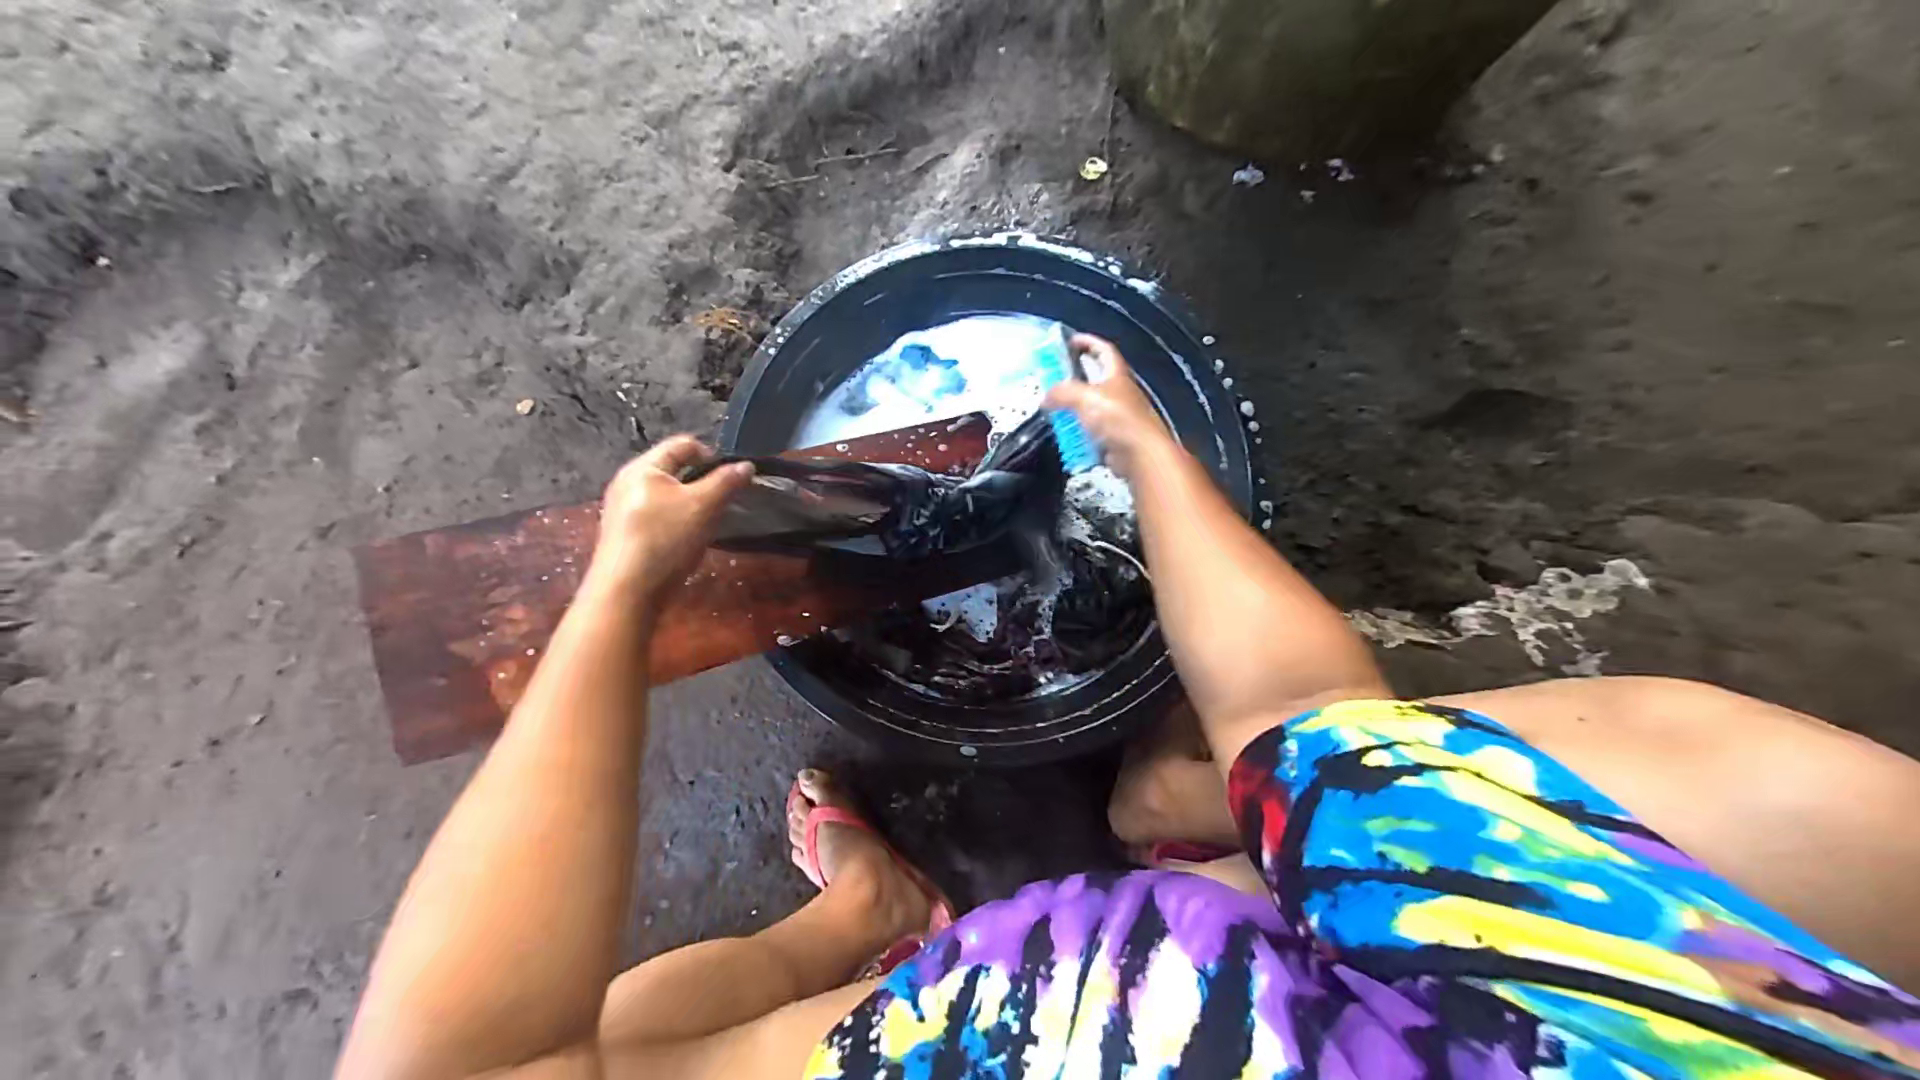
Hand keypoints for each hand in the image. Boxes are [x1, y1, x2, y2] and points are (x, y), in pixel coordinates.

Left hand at [586, 436, 753, 600]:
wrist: (626, 591)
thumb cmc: (666, 540)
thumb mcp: (704, 507)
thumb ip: (726, 482)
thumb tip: (746, 465)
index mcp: (643, 468)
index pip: (683, 444)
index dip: (712, 455)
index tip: (731, 478)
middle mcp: (627, 482)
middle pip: (674, 469)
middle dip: (702, 482)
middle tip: (721, 503)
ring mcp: (622, 509)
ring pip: (666, 494)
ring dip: (690, 504)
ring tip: (705, 524)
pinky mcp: (623, 533)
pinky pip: (657, 515)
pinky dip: (675, 521)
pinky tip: (684, 541)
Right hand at [1043, 334, 1177, 480]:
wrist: (1139, 455)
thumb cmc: (1117, 419)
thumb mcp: (1084, 397)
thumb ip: (1061, 393)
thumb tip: (1046, 398)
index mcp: (1116, 375)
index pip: (1103, 350)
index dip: (1088, 342)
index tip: (1071, 341)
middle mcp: (1120, 393)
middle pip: (1096, 380)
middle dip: (1075, 379)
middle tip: (1055, 381)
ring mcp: (1119, 417)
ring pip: (1092, 407)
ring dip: (1074, 409)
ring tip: (1056, 411)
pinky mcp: (1115, 438)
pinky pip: (1093, 431)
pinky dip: (1079, 433)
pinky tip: (1068, 436)